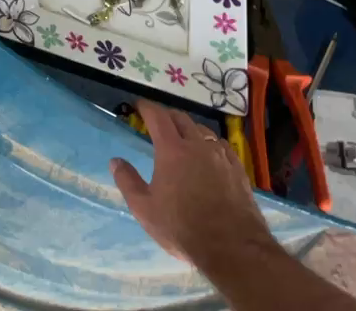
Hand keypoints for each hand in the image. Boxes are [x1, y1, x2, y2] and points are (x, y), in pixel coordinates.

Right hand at [109, 99, 276, 268]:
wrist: (234, 250)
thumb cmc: (183, 227)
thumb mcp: (145, 209)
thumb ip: (127, 181)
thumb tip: (115, 161)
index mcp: (172, 150)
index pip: (157, 116)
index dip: (146, 107)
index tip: (138, 105)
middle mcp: (198, 146)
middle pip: (182, 118)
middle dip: (167, 115)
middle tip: (158, 122)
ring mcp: (222, 158)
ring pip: (204, 131)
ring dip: (190, 129)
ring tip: (184, 137)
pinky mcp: (239, 172)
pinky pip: (224, 147)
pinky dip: (212, 144)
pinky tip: (212, 154)